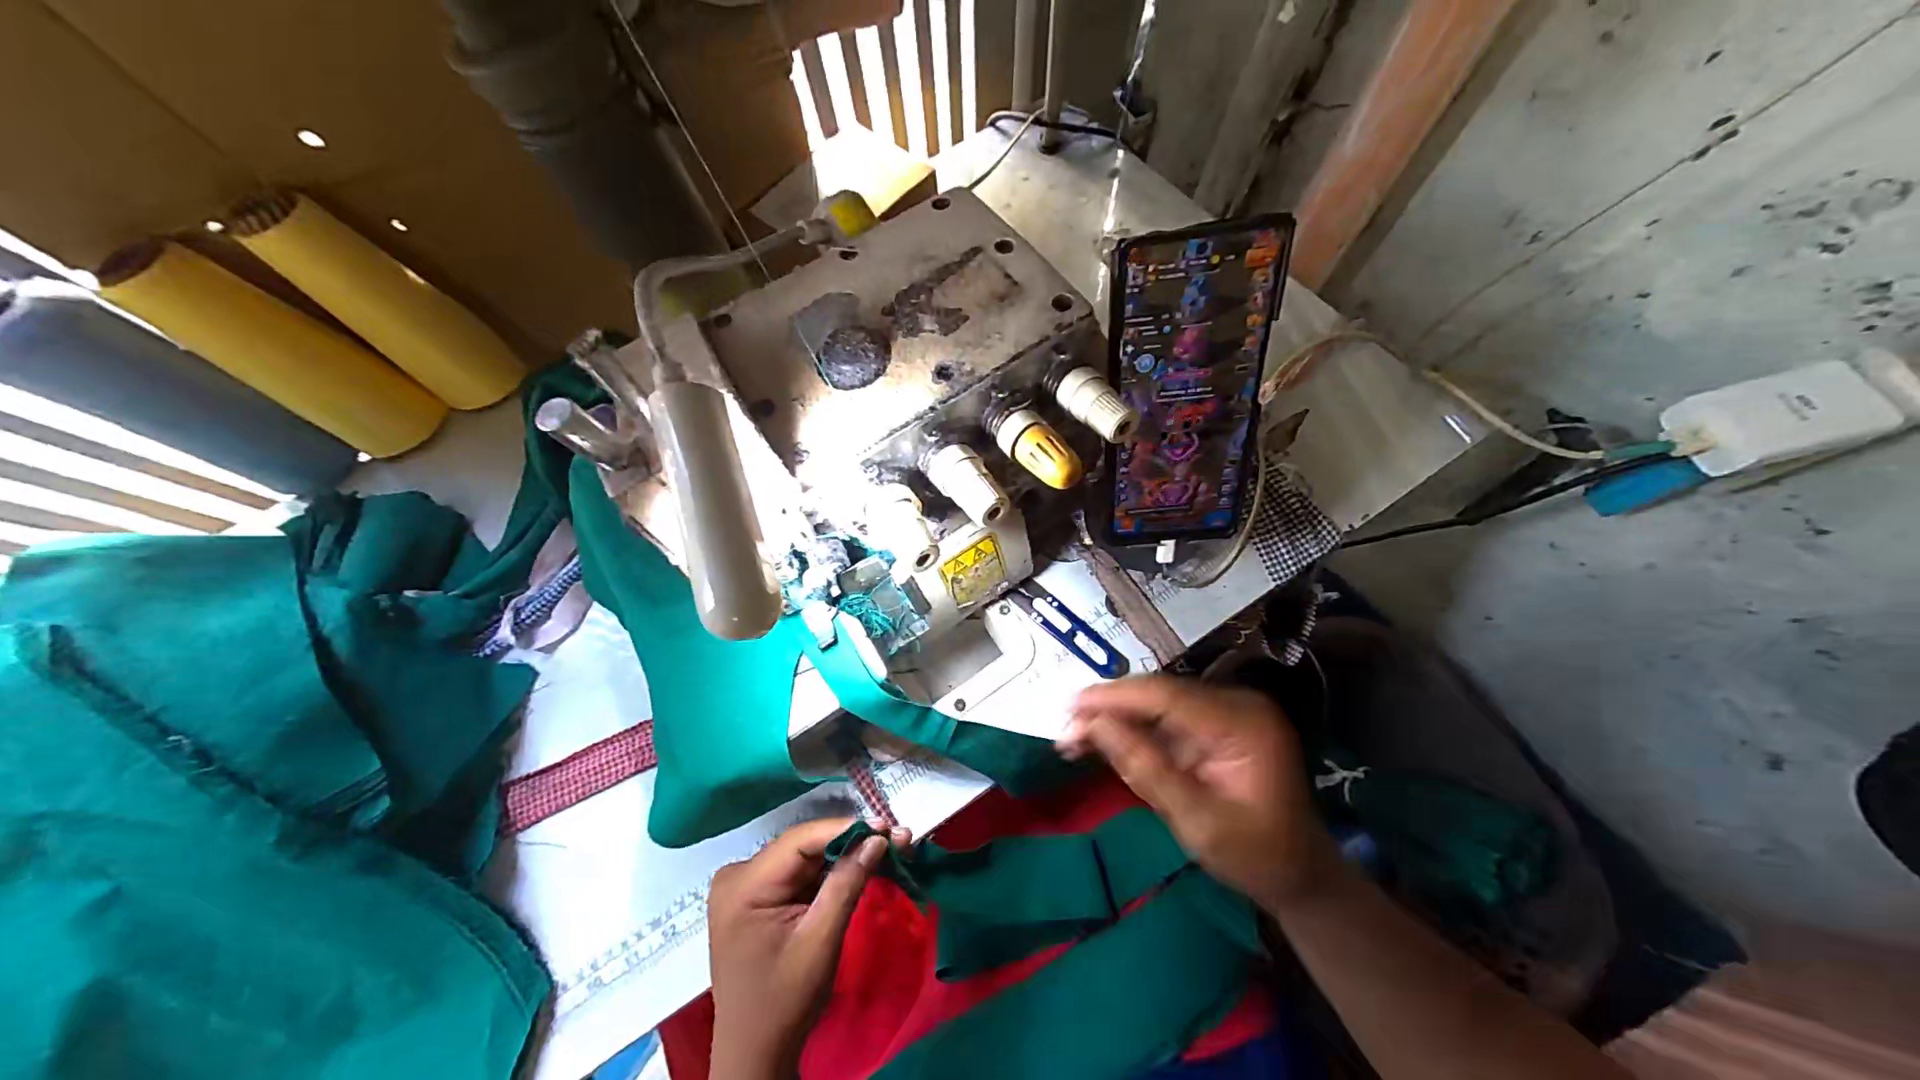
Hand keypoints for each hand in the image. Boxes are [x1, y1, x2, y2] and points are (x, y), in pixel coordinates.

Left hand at [707, 817, 904, 1079]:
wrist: (756, 1053)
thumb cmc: (785, 1001)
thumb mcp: (821, 940)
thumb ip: (847, 883)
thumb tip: (877, 839)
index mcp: (743, 884)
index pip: (799, 841)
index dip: (846, 829)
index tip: (888, 827)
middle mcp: (738, 875)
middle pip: (804, 847)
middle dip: (852, 842)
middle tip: (897, 839)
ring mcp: (745, 886)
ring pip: (806, 858)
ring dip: (846, 855)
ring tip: (888, 849)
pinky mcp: (757, 897)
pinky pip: (799, 874)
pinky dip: (831, 873)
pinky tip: (861, 867)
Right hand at [1060, 675, 1336, 911]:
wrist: (1301, 875)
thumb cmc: (1256, 856)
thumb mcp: (1198, 822)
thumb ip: (1145, 769)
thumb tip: (1093, 725)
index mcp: (1242, 721)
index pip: (1167, 694)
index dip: (1113, 698)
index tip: (1070, 708)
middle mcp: (1235, 704)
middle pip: (1158, 693)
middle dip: (1109, 709)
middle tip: (1065, 730)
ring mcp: (1226, 713)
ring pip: (1156, 703)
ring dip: (1115, 719)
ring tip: (1074, 738)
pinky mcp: (1214, 727)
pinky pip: (1165, 719)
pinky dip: (1132, 731)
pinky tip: (1103, 741)